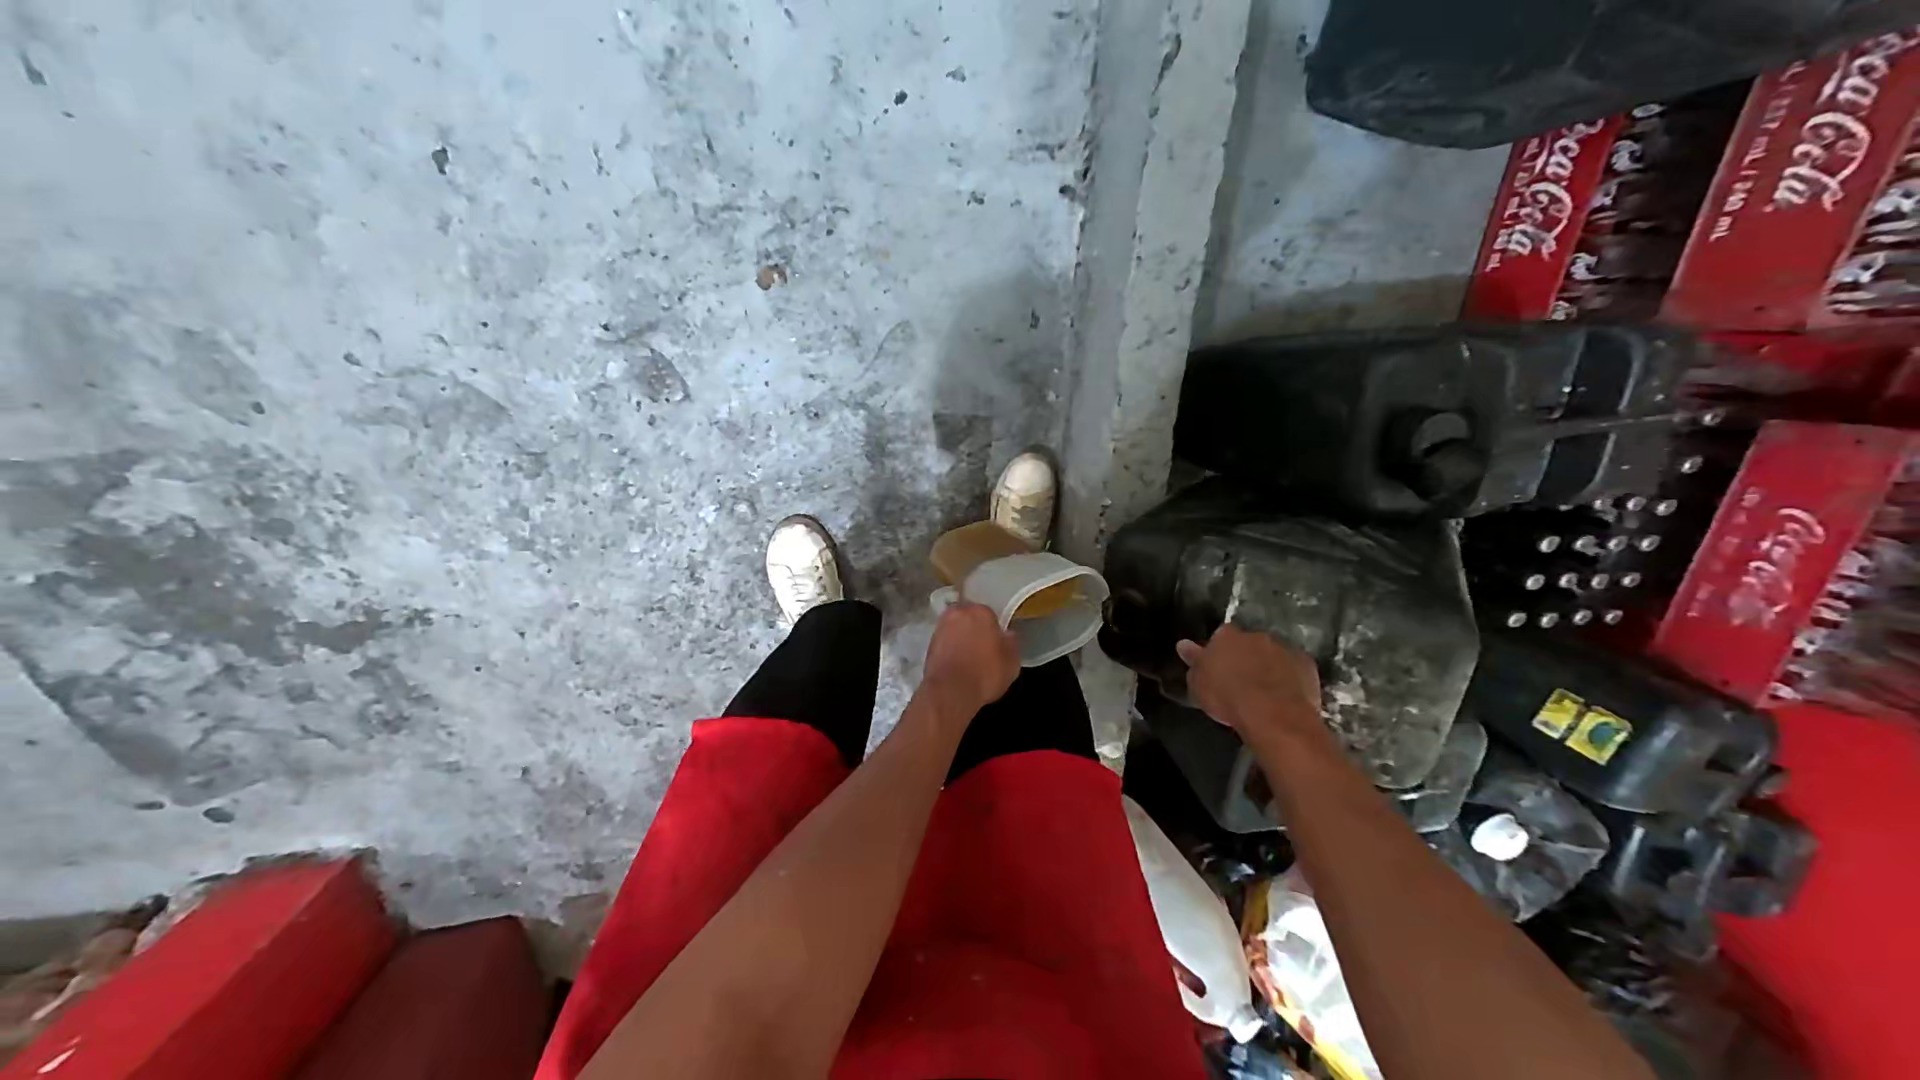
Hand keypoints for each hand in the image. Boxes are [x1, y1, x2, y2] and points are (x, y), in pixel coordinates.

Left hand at [921, 602, 1020, 718]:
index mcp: (980, 611)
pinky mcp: (928, 644)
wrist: (950, 692)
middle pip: (969, 619)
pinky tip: (957, 666)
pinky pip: (945, 643)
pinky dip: (950, 651)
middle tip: (983, 650)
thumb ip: (1011, 643)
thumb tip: (1007, 635)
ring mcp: (940, 627)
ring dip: (961, 640)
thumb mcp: (1012, 662)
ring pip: (955, 630)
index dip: (994, 630)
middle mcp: (957, 613)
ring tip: (969, 660)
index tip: (996, 644)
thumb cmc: (985, 673)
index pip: (990, 615)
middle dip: (975, 630)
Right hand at [1176, 626, 1322, 741]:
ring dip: (1268, 667)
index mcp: (1226, 636)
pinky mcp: (1307, 664)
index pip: (1219, 637)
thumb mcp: (1197, 684)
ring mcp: (1283, 648)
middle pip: (1248, 643)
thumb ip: (1193, 662)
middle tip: (1240, 681)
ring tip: (1263, 693)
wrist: (1272, 715)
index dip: (1219, 653)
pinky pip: (1294, 668)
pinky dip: (1289, 677)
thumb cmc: (1227, 698)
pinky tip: (1284, 695)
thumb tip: (1183, 645)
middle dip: (1245, 657)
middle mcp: (1256, 636)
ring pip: (1272, 655)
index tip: (1218, 670)